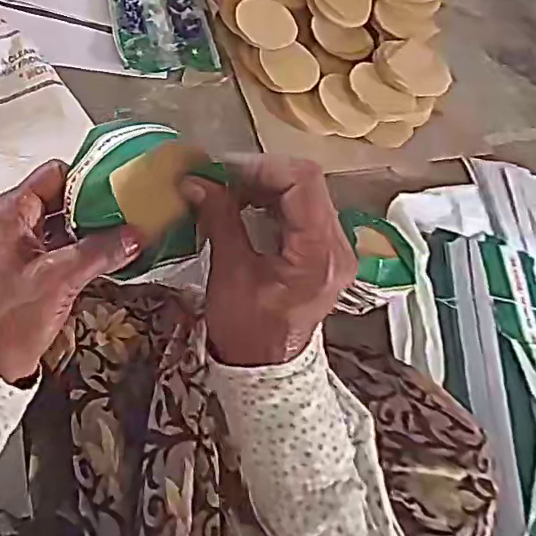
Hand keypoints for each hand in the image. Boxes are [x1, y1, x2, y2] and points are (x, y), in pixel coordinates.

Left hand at [0, 161, 142, 382]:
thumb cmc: (11, 316)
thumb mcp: (58, 278)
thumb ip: (99, 251)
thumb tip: (137, 233)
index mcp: (12, 212)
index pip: (55, 174)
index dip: (88, 176)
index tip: (121, 185)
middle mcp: (17, 220)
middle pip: (64, 196)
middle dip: (97, 202)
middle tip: (132, 208)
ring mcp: (26, 243)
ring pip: (67, 220)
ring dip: (95, 225)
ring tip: (130, 228)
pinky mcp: (36, 265)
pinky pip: (66, 243)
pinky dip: (88, 244)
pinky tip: (115, 251)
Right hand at [182, 155, 357, 366]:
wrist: (267, 369)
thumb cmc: (248, 331)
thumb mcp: (230, 274)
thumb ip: (220, 220)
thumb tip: (196, 181)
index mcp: (319, 254)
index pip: (303, 183)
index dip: (261, 167)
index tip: (222, 170)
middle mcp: (338, 245)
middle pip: (306, 182)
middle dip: (259, 173)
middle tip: (219, 177)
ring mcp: (335, 246)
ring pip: (304, 190)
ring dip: (263, 183)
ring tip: (226, 189)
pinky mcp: (324, 248)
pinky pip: (301, 207)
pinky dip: (270, 198)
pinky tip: (242, 202)